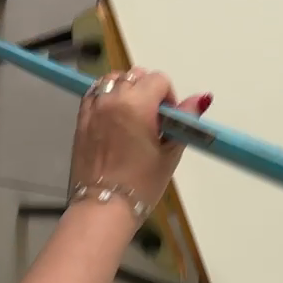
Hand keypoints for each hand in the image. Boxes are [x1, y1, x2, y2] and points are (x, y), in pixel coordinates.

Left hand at [69, 68, 209, 226]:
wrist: (103, 206)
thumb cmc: (141, 183)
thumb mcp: (169, 153)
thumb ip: (184, 120)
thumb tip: (201, 98)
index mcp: (136, 103)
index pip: (158, 79)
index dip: (168, 97)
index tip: (167, 121)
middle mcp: (112, 99)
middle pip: (134, 76)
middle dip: (147, 91)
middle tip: (151, 120)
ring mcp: (93, 107)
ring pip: (112, 80)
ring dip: (125, 90)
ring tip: (132, 117)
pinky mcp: (81, 119)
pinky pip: (94, 94)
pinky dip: (106, 97)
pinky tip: (113, 118)